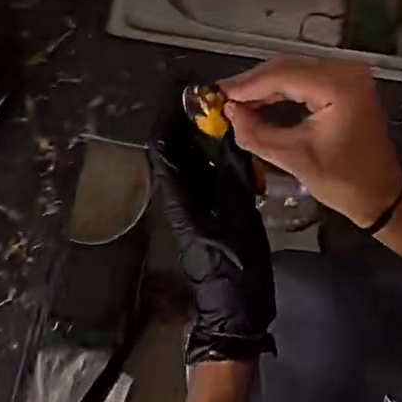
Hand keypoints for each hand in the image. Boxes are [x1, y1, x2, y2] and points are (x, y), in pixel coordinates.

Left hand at [150, 93, 275, 363]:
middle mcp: (180, 197)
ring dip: (200, 136)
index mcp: (179, 197)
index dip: (168, 119)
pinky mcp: (207, 211)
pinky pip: (205, 173)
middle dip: (186, 122)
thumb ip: (233, 169)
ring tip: (223, 110)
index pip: (163, 149)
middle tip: (211, 95)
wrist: (237, 309)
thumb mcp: (238, 211)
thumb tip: (230, 129)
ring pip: (190, 161)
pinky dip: (212, 153)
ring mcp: (193, 205)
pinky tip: (233, 142)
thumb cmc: (234, 262)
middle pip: (175, 151)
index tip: (185, 92)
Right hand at [221, 56, 401, 228]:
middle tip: (221, 97)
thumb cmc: (344, 181)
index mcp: (339, 86)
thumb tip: (229, 112)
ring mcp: (347, 73)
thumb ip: (258, 134)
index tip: (218, 94)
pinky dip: (281, 88)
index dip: (248, 84)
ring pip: (294, 69)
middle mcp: (345, 70)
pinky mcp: (344, 82)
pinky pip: (305, 77)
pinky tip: (259, 100)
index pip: (284, 75)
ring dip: (265, 84)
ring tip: (234, 100)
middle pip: (288, 66)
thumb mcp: (296, 159)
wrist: (383, 194)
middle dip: (253, 82)